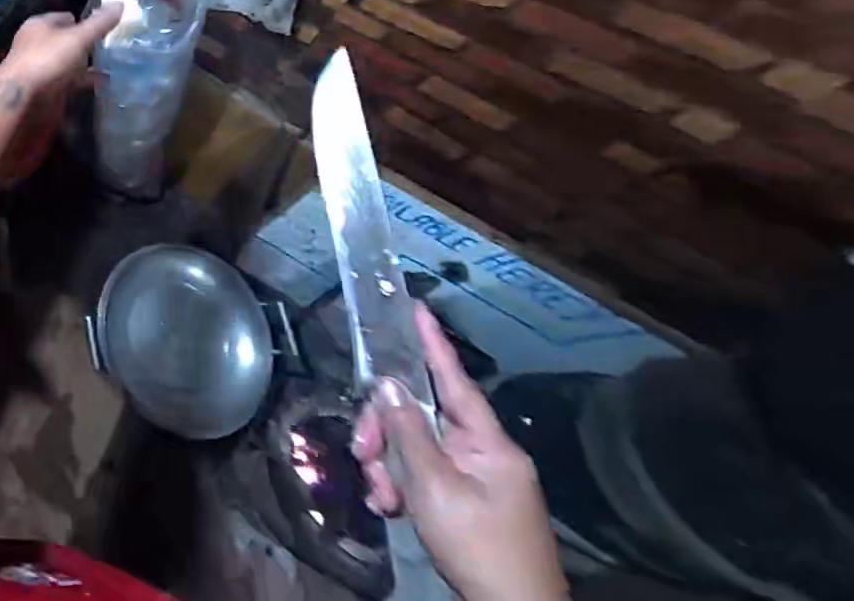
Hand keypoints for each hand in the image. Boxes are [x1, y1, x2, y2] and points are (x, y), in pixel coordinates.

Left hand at [0, 4, 120, 180]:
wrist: (23, 99)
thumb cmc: (48, 59)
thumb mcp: (78, 38)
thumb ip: (100, 23)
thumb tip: (121, 3)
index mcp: (40, 25)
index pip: (66, 17)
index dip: (84, 21)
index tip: (106, 28)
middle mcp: (37, 44)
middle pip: (67, 41)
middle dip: (87, 45)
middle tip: (113, 48)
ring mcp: (41, 68)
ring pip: (68, 63)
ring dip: (86, 66)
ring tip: (113, 67)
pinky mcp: (45, 89)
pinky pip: (69, 83)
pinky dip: (83, 84)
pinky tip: (102, 86)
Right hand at [352, 303, 568, 600]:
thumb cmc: (478, 546)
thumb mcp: (434, 487)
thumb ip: (407, 431)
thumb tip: (387, 384)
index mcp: (488, 443)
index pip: (454, 379)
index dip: (433, 343)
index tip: (417, 307)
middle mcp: (481, 451)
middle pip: (420, 415)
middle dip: (385, 430)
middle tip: (364, 454)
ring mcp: (474, 476)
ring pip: (414, 445)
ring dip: (388, 464)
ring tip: (381, 496)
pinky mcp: (464, 498)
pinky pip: (422, 472)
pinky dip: (400, 483)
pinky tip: (389, 505)